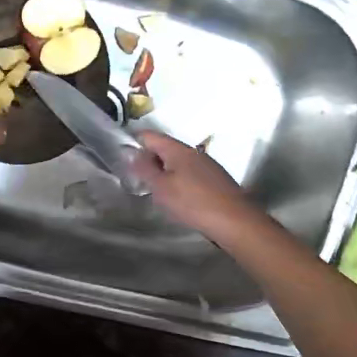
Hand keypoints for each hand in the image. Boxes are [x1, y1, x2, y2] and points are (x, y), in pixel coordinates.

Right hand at [132, 131, 263, 240]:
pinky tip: (178, 198)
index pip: (150, 135)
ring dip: (164, 171)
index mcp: (177, 149)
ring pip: (178, 162)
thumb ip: (144, 169)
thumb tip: (132, 152)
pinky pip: (190, 173)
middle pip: (164, 148)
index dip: (133, 143)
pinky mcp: (215, 179)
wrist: (234, 220)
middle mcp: (193, 151)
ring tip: (155, 191)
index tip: (123, 159)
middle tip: (137, 179)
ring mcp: (206, 164)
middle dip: (149, 160)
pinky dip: (179, 180)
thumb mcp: (161, 187)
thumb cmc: (192, 202)